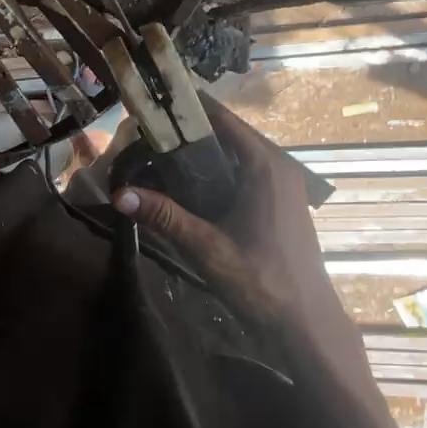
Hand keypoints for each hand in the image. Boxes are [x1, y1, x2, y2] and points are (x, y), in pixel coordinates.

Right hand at [108, 98, 326, 321]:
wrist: (307, 326)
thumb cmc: (264, 283)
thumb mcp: (209, 249)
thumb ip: (165, 217)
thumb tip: (119, 193)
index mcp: (266, 168)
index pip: (222, 119)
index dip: (186, 107)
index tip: (152, 101)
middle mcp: (276, 167)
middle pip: (224, 133)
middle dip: (184, 131)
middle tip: (141, 133)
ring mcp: (279, 185)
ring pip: (230, 153)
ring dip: (195, 152)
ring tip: (152, 152)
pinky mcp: (275, 201)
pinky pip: (237, 171)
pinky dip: (209, 170)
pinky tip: (179, 183)